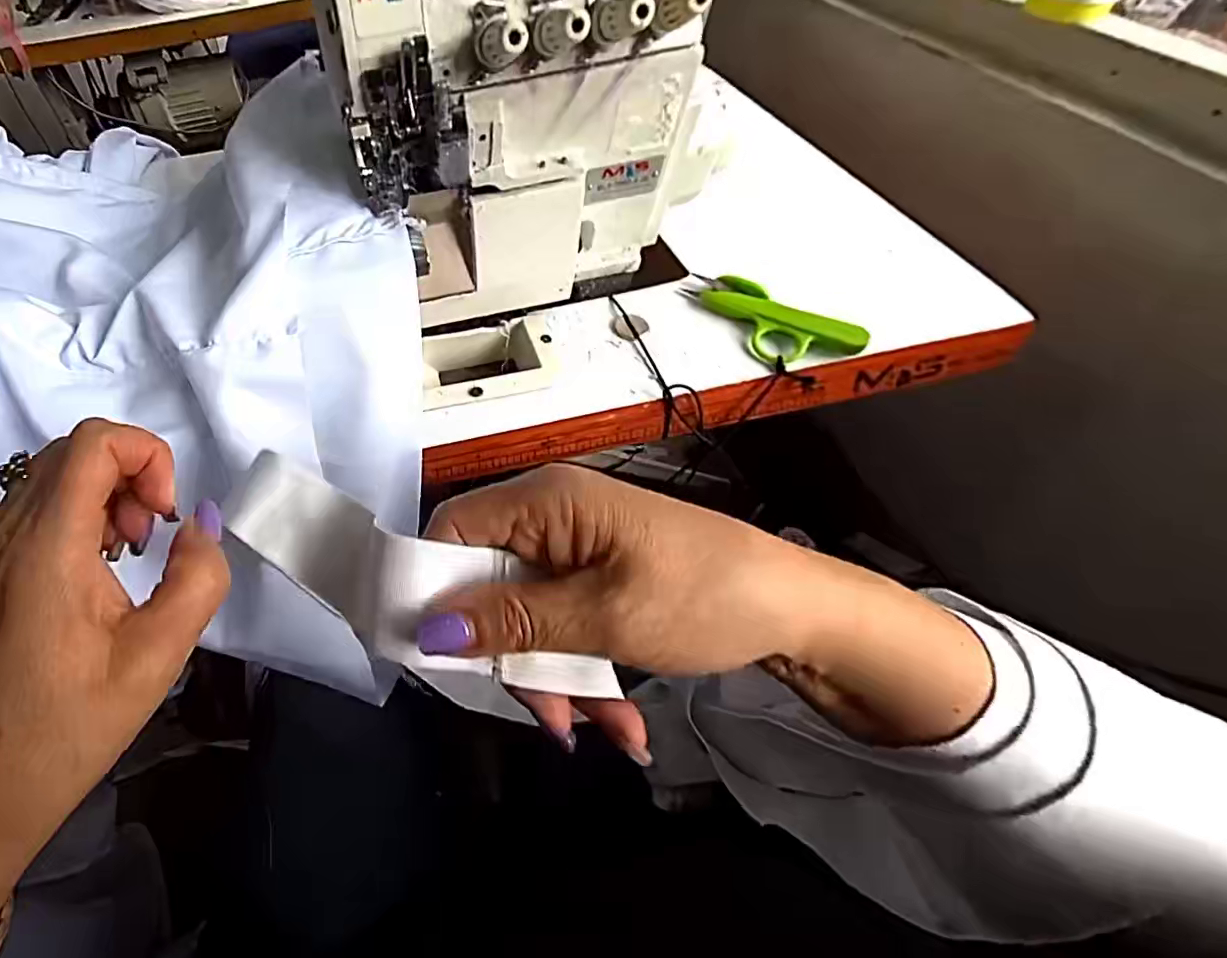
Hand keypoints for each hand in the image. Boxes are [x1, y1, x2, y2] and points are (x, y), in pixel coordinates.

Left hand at [0, 419, 228, 957]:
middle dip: (135, 473)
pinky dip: (86, 514)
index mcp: (45, 547)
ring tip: (134, 555)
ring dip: (112, 493)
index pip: (95, 441)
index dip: (150, 457)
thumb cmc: (67, 728)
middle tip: (155, 537)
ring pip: (57, 473)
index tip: (167, 519)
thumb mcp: (160, 655)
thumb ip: (199, 576)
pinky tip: (103, 570)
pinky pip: (40, 506)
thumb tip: (201, 525)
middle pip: (76, 449)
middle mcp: (5, 534)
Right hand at [419, 465, 990, 747]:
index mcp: (547, 500)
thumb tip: (432, 630)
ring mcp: (574, 549)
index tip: (437, 653)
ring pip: (524, 617)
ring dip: (555, 676)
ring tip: (605, 726)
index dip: (430, 587)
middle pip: (486, 584)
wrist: (796, 609)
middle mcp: (551, 517)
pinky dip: (580, 670)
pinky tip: (618, 718)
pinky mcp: (594, 577)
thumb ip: (513, 622)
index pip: (452, 529)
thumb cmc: (705, 595)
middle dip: (512, 655)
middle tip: (546, 712)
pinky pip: (559, 624)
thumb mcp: (604, 616)